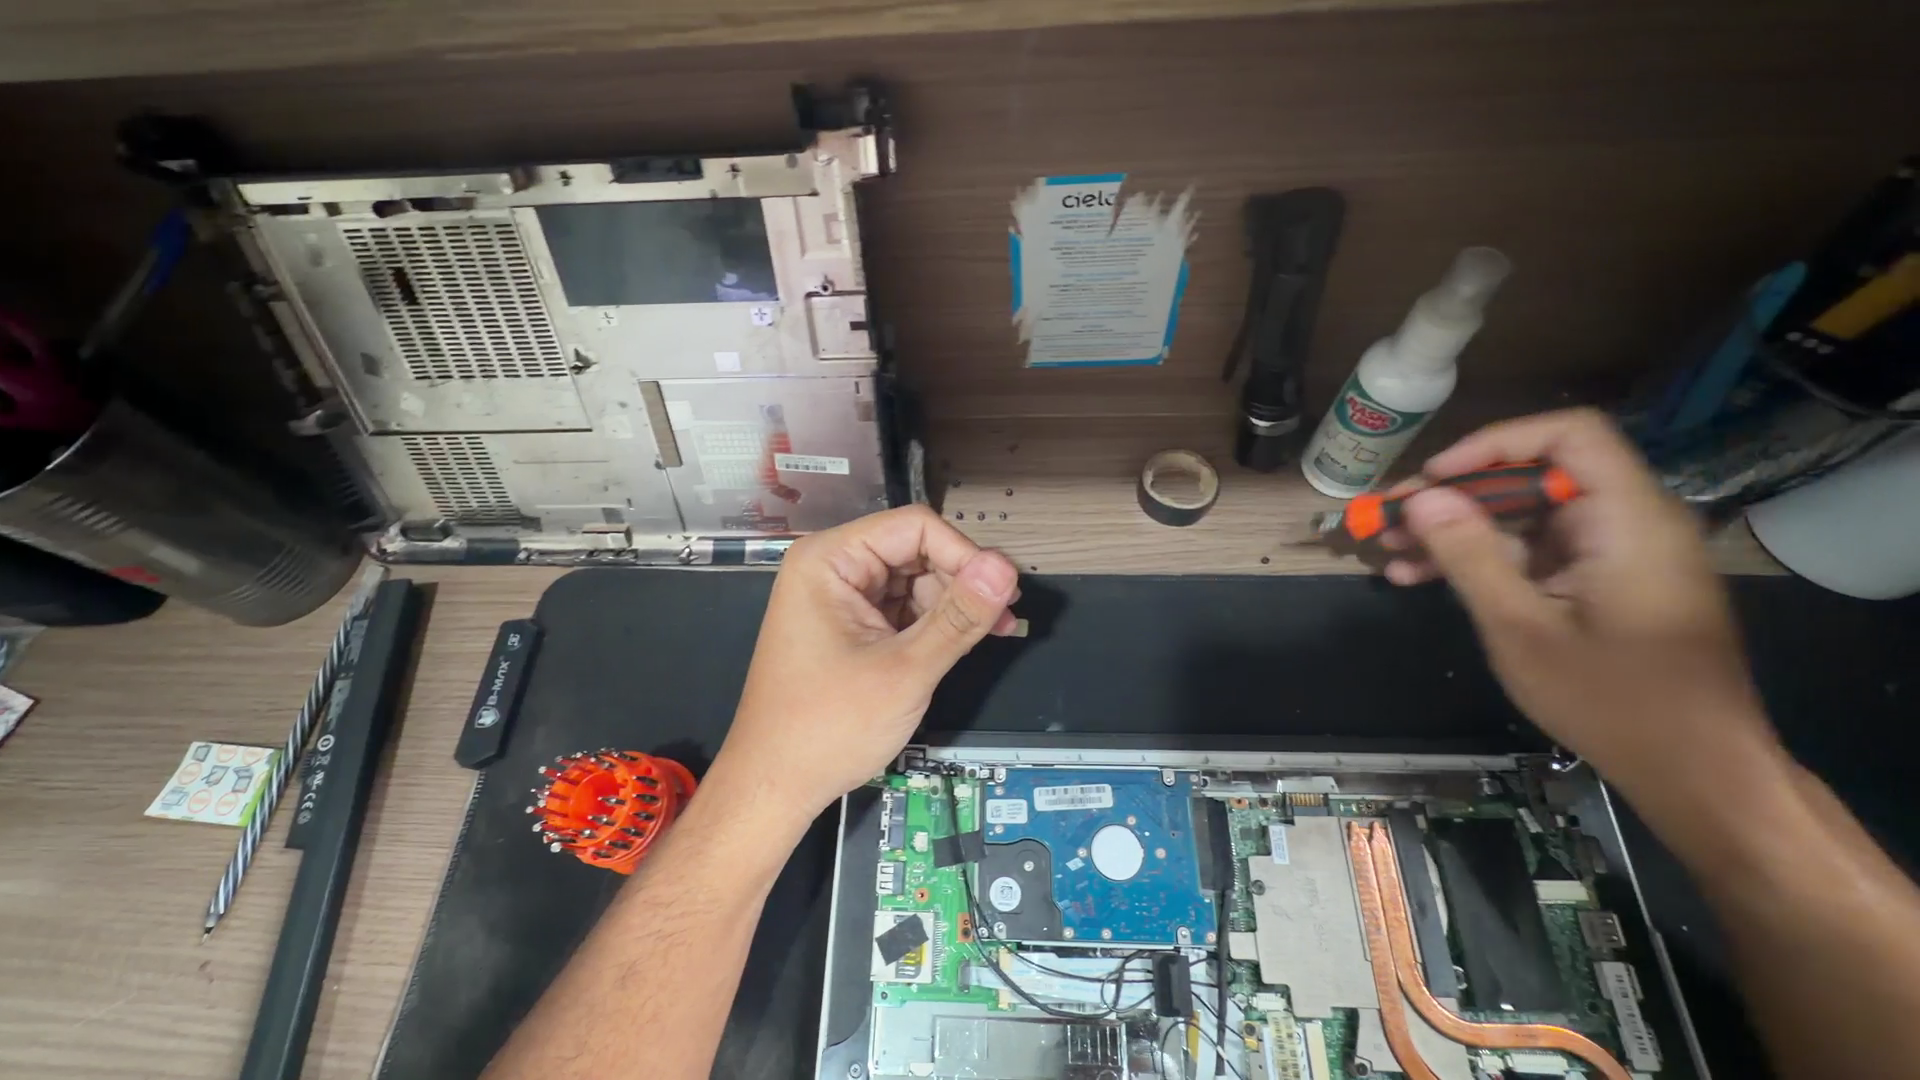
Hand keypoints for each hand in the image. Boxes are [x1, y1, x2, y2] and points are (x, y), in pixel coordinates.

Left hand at [714, 505, 1020, 814]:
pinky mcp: (852, 629)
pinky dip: (935, 625)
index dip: (963, 553)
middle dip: (962, 582)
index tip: (1002, 591)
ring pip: (915, 582)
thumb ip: (958, 616)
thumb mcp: (904, 671)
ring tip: (994, 632)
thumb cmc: (828, 728)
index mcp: (830, 561)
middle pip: (916, 552)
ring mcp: (842, 600)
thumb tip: (1006, 567)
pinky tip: (966, 642)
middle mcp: (834, 570)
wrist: (774, 787)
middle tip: (1006, 618)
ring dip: (954, 606)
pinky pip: (903, 611)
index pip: (914, 527)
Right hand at [1381, 409, 1774, 788]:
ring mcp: (1614, 555)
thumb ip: (1470, 555)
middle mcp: (1627, 523)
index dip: (1493, 445)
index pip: (1568, 436)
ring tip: (1390, 551)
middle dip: (1455, 495)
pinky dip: (1482, 561)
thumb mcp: (1522, 628)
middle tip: (1390, 517)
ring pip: (1524, 518)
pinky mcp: (1602, 584)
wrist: (1696, 771)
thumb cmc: (1613, 700)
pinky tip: (1420, 579)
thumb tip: (1421, 498)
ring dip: (1456, 531)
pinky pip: (1534, 553)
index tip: (1434, 478)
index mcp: (1627, 520)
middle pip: (1534, 477)